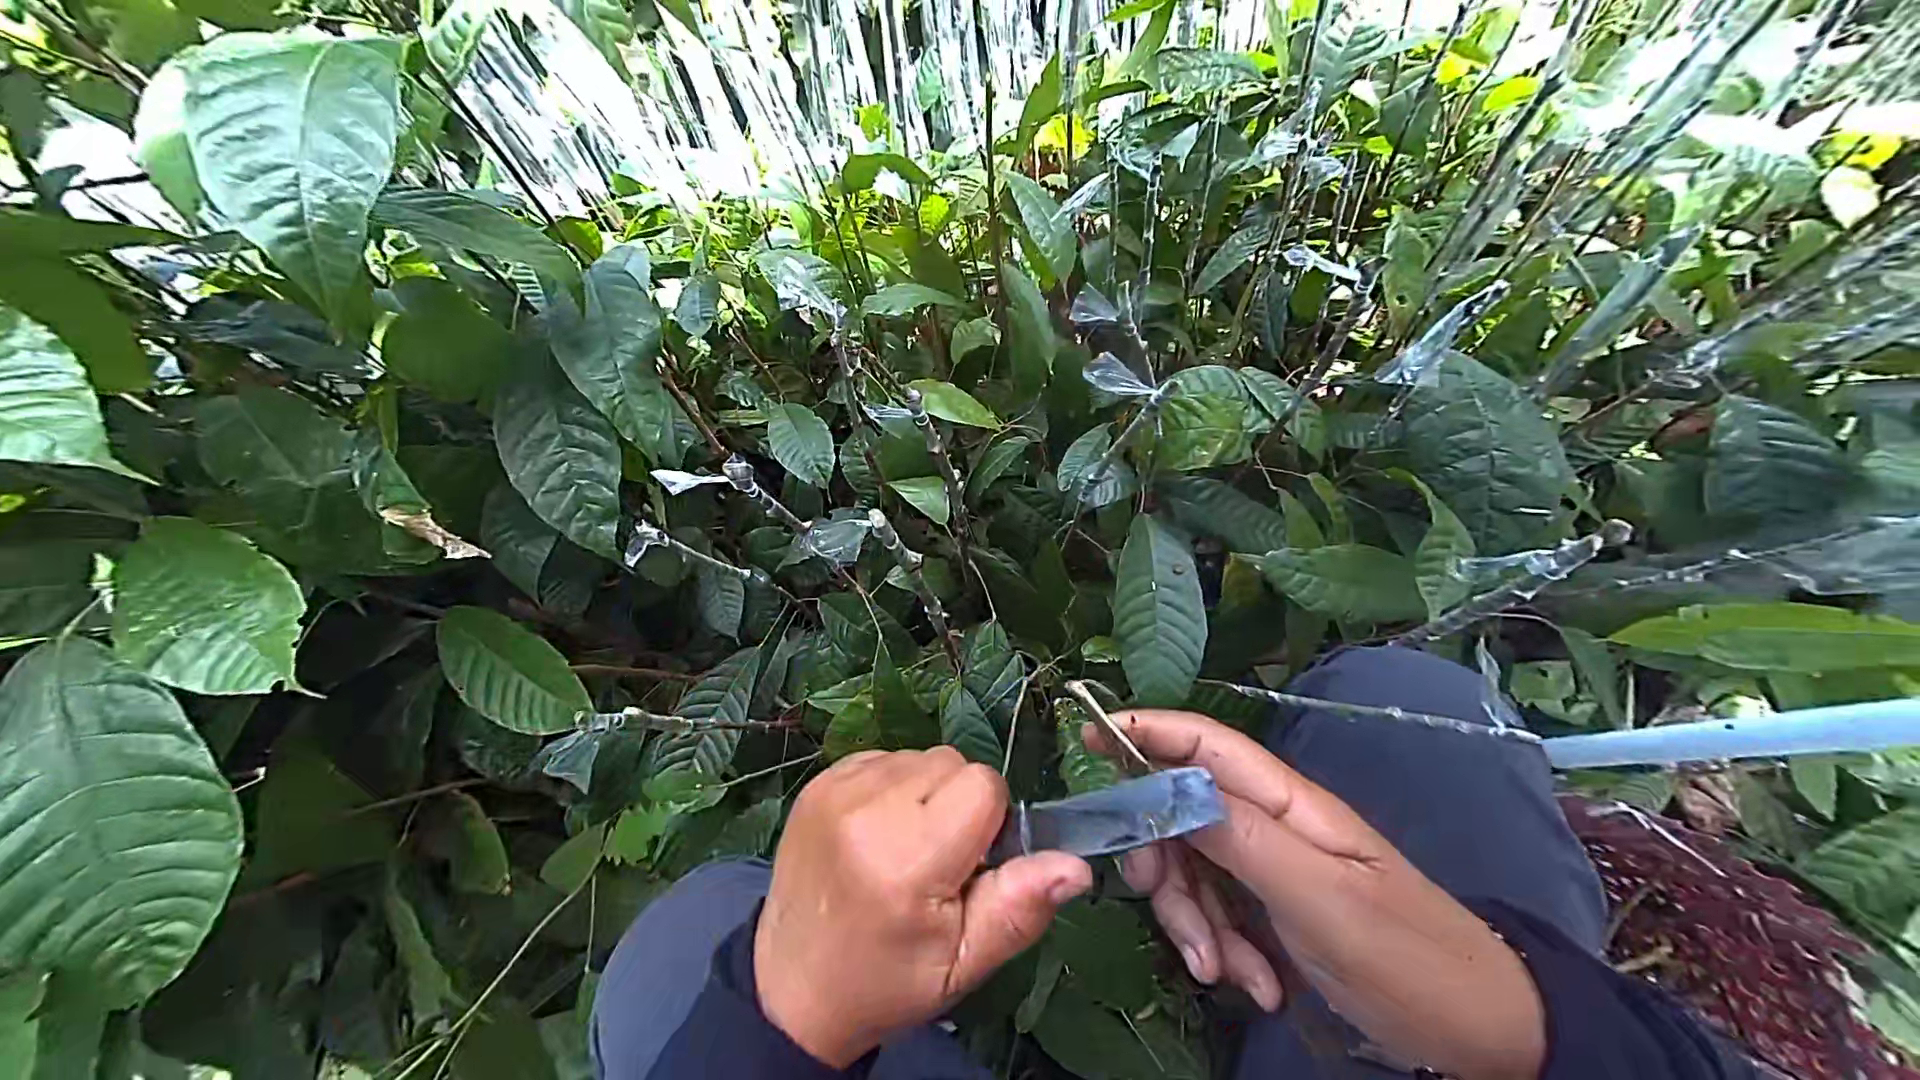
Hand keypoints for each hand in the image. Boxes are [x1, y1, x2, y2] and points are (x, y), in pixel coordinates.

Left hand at [754, 746, 1092, 1066]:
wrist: (793, 986)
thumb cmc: (887, 978)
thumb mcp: (962, 961)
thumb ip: (1020, 907)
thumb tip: (1075, 865)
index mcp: (907, 855)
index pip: (983, 784)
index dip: (990, 820)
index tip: (968, 861)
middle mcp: (868, 807)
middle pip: (953, 762)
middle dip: (958, 803)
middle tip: (935, 859)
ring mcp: (837, 787)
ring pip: (922, 755)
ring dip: (926, 790)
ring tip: (903, 844)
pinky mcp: (820, 780)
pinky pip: (886, 757)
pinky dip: (894, 784)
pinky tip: (878, 828)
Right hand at [1087, 711, 1546, 1079]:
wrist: (1481, 1037)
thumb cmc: (1410, 956)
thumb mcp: (1323, 899)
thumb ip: (1242, 838)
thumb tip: (1166, 788)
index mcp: (1283, 800)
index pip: (1201, 743)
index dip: (1144, 729)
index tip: (1090, 738)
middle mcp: (1265, 821)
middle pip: (1176, 810)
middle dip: (1161, 860)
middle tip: (1165, 906)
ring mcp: (1261, 863)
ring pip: (1186, 866)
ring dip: (1193, 921)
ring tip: (1230, 973)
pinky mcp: (1262, 904)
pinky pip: (1210, 909)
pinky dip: (1217, 946)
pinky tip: (1253, 984)